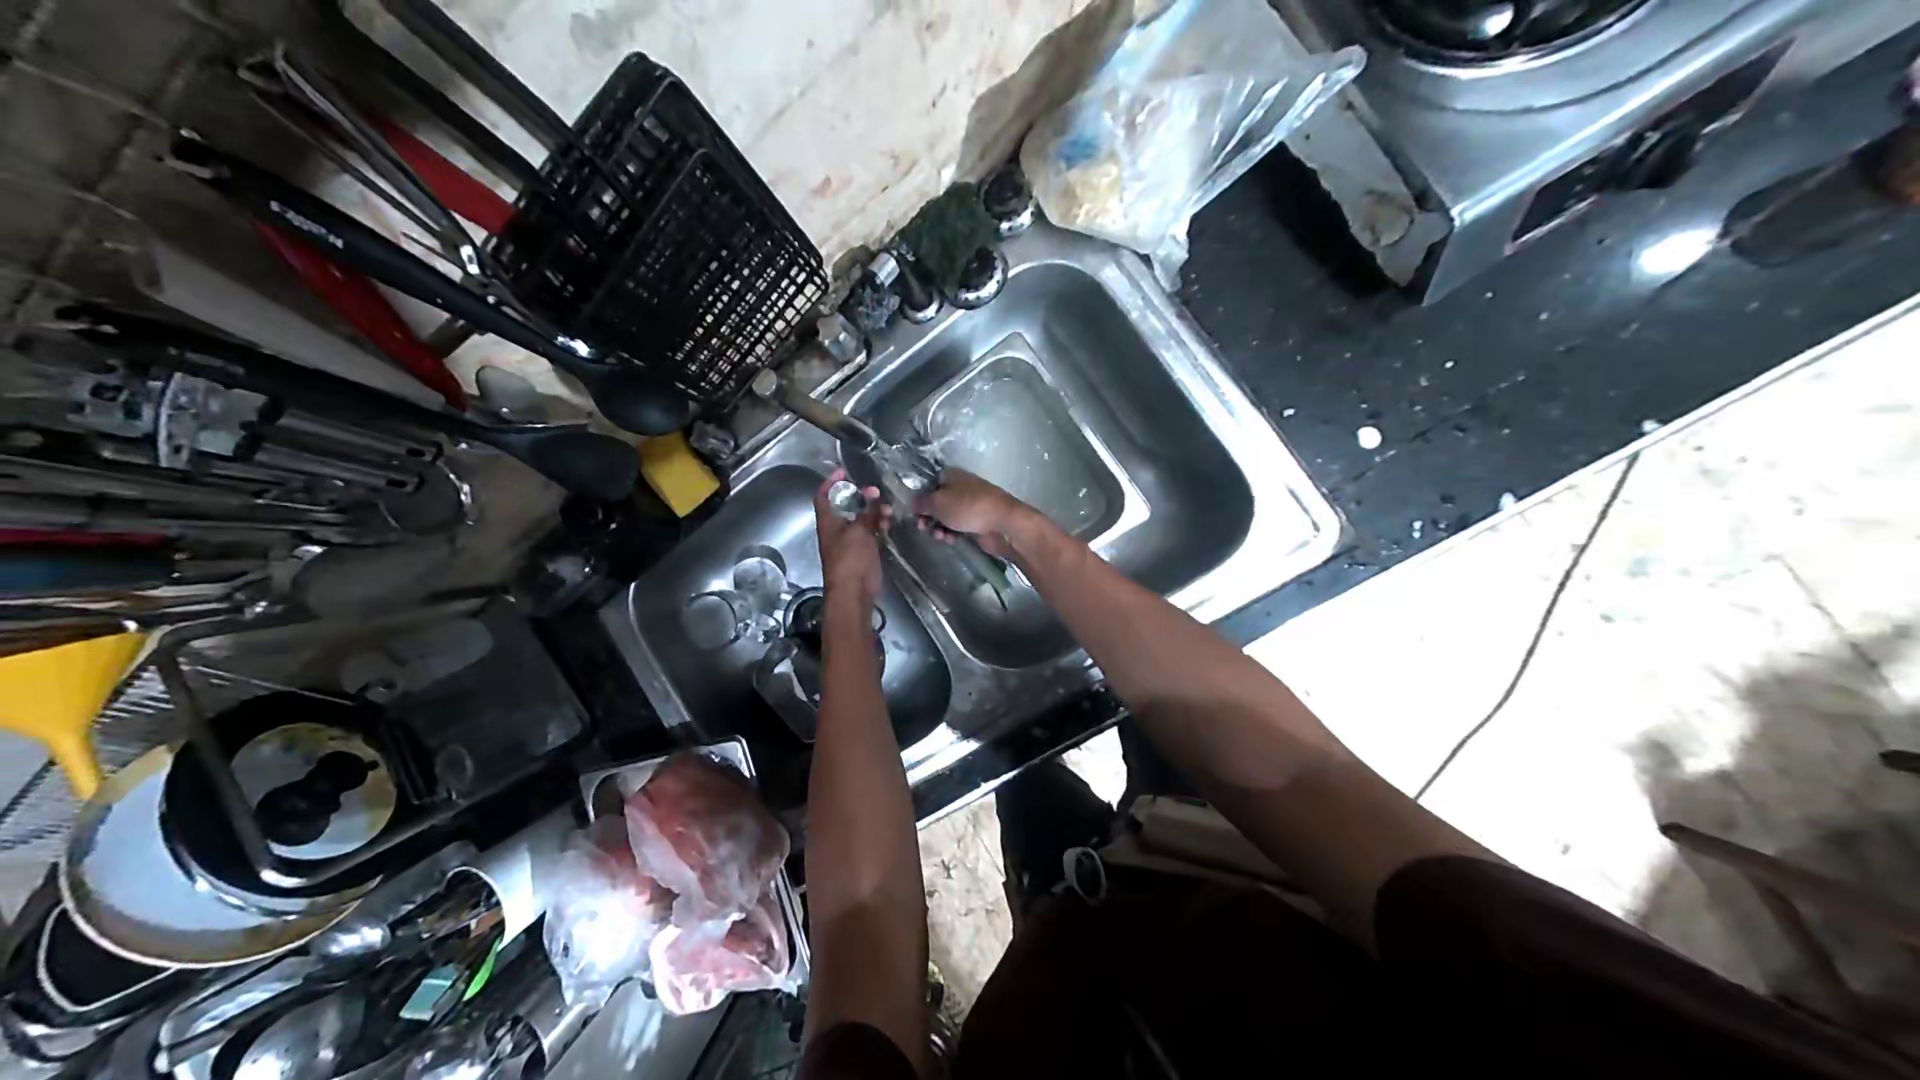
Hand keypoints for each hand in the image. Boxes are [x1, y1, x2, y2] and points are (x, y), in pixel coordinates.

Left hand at [814, 469, 890, 608]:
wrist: (853, 590)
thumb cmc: (849, 558)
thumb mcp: (858, 530)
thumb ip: (867, 511)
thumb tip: (874, 493)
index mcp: (828, 521)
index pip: (824, 496)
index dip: (830, 483)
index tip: (843, 472)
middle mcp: (837, 528)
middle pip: (845, 505)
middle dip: (858, 495)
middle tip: (873, 490)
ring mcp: (851, 539)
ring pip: (860, 517)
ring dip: (872, 510)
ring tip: (886, 508)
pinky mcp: (863, 549)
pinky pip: (870, 530)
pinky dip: (878, 523)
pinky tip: (888, 520)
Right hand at [916, 468, 1027, 558]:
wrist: (1003, 524)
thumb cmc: (968, 507)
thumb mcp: (938, 502)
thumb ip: (921, 502)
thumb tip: (912, 502)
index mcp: (952, 475)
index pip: (929, 482)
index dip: (919, 495)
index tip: (912, 509)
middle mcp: (960, 488)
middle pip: (937, 501)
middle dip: (927, 515)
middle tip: (922, 526)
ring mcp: (970, 506)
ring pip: (946, 516)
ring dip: (938, 526)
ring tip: (938, 535)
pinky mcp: (976, 522)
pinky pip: (957, 527)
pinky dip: (951, 533)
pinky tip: (950, 539)